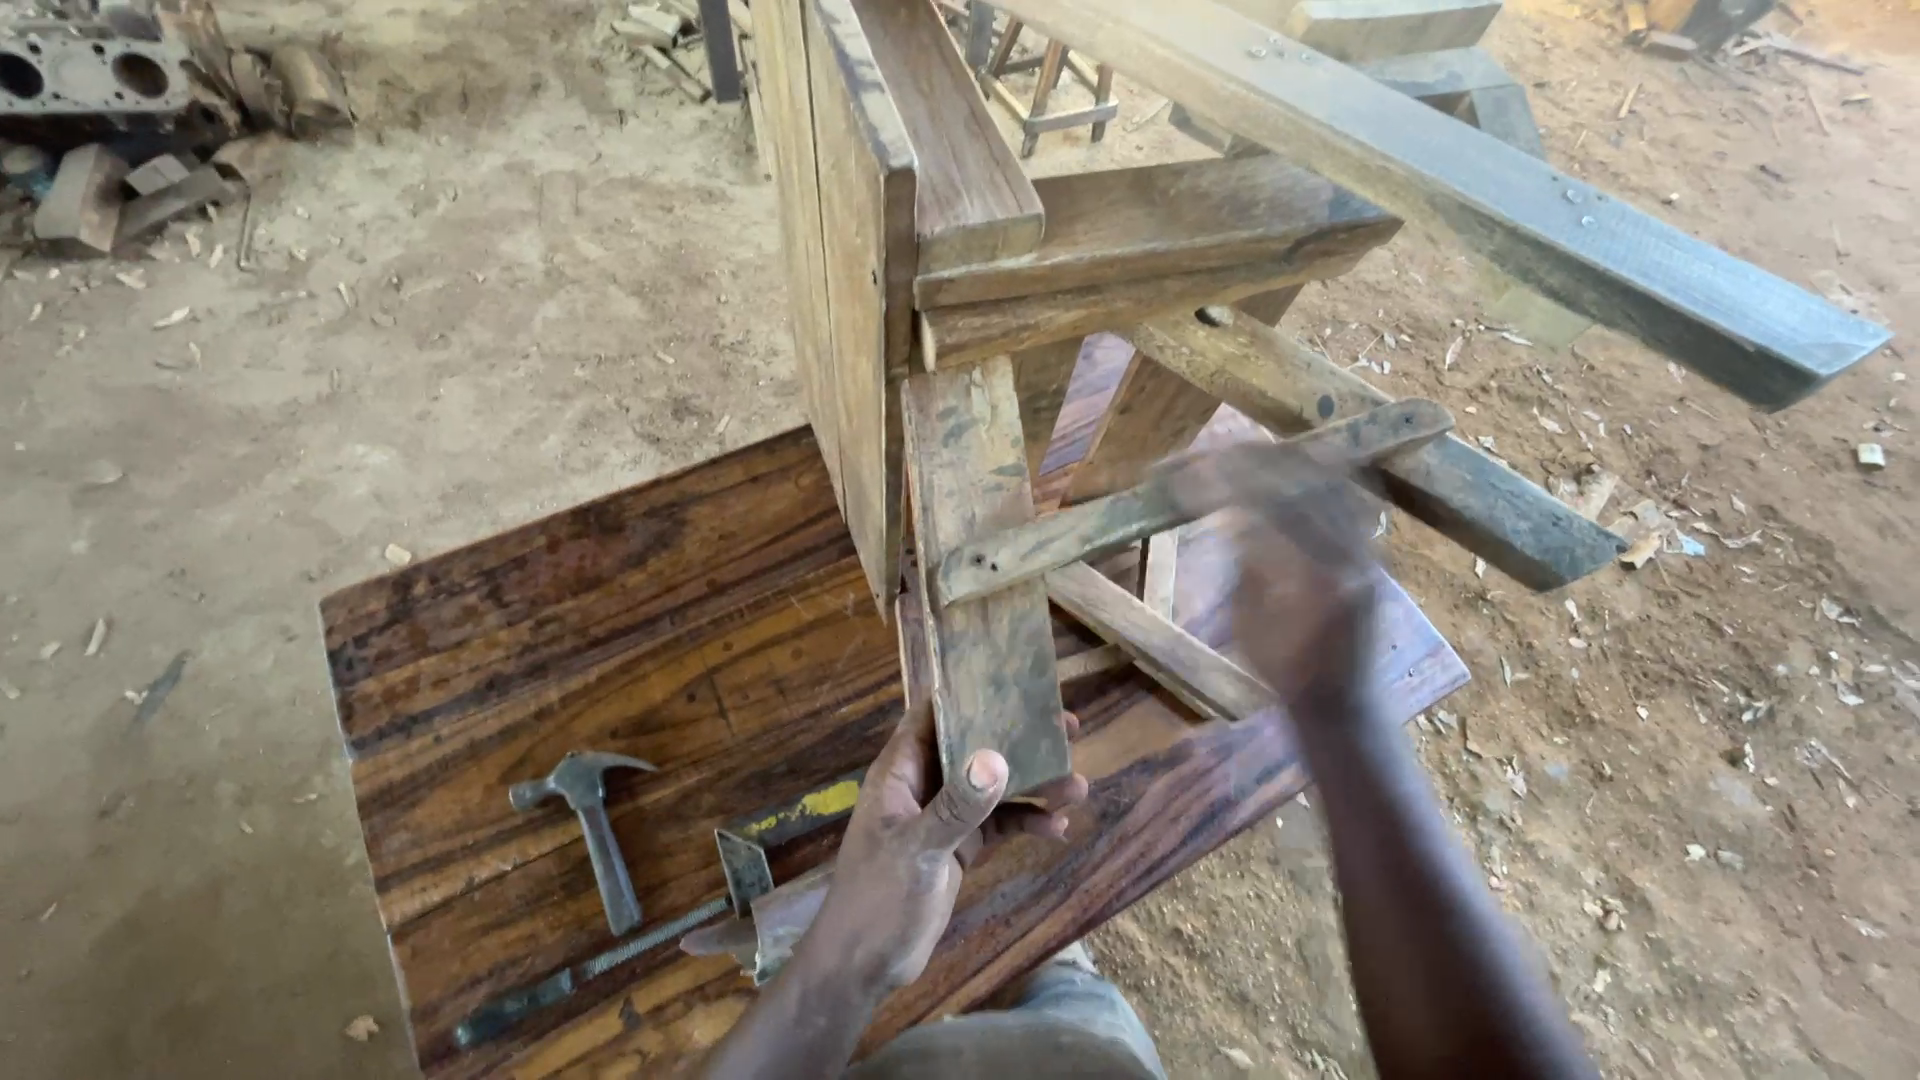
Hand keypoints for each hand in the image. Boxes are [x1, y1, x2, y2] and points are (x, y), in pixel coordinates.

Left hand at [800, 702, 1087, 993]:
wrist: (866, 963)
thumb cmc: (878, 897)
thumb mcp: (917, 849)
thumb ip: (956, 807)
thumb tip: (997, 759)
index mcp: (901, 771)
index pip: (933, 716)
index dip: (969, 696)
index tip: (1014, 682)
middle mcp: (924, 784)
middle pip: (974, 747)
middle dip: (1018, 739)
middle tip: (1068, 730)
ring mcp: (943, 815)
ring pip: (994, 787)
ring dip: (1033, 786)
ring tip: (1078, 786)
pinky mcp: (959, 846)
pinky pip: (998, 824)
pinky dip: (1026, 823)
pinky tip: (1058, 829)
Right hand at [1170, 442, 1381, 719]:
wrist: (1342, 702)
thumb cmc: (1282, 672)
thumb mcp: (1246, 620)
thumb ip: (1244, 561)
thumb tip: (1228, 512)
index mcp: (1310, 579)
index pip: (1259, 508)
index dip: (1217, 483)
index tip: (1181, 473)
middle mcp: (1347, 555)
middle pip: (1296, 482)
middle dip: (1245, 459)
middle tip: (1205, 453)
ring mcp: (1367, 549)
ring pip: (1328, 480)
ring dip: (1280, 458)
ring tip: (1241, 447)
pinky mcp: (1373, 549)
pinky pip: (1349, 494)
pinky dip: (1317, 471)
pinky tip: (1291, 460)